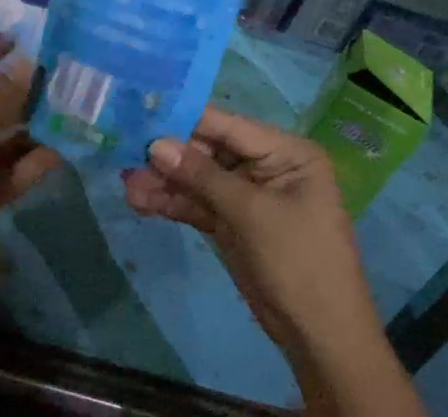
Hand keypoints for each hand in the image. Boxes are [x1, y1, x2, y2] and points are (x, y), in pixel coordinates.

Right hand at [123, 107, 375, 364]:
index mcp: (285, 152)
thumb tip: (155, 144)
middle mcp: (265, 165)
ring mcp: (247, 195)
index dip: (184, 117)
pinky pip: (197, 203)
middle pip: (207, 150)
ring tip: (128, 189)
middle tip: (125, 157)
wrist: (321, 337)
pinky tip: (141, 203)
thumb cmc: (299, 261)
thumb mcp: (251, 214)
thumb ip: (202, 176)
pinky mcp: (231, 222)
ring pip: (197, 178)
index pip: (227, 124)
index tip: (140, 110)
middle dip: (168, 156)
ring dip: (164, 182)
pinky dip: (172, 203)